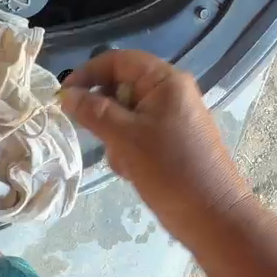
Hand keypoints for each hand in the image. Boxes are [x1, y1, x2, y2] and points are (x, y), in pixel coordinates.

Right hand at [61, 49, 252, 246]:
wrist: (213, 216)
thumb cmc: (170, 169)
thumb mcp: (126, 138)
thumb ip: (94, 112)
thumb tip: (67, 94)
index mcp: (166, 80)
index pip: (120, 60)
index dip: (89, 72)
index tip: (63, 96)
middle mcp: (171, 91)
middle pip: (123, 86)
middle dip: (105, 112)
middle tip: (97, 137)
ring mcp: (173, 116)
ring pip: (128, 114)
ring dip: (117, 136)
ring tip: (124, 161)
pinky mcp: (172, 140)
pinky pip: (139, 133)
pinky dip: (129, 149)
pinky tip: (133, 171)